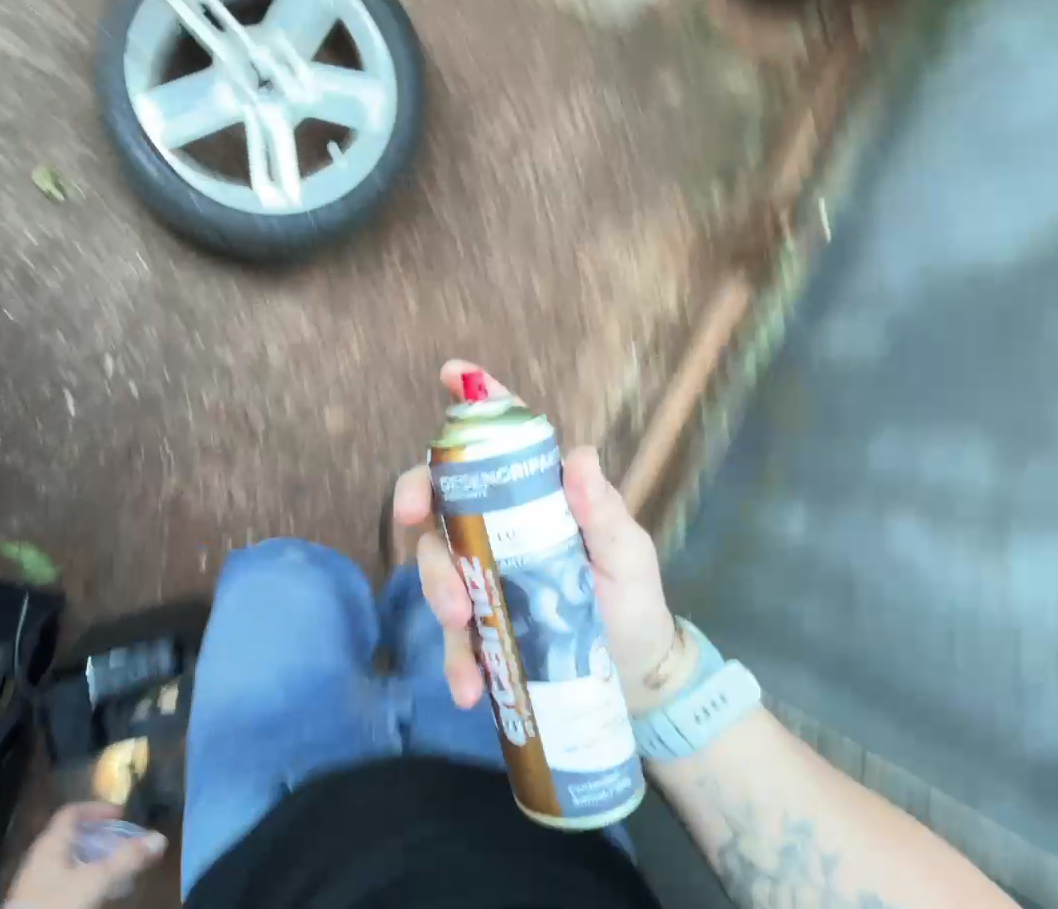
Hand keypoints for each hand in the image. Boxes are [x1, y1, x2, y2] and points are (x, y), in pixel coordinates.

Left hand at [3, 802, 167, 908]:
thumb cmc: (57, 906)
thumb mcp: (96, 881)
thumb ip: (126, 860)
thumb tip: (160, 837)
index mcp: (50, 844)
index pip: (72, 812)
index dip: (97, 810)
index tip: (121, 815)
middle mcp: (40, 858)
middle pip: (72, 837)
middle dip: (100, 839)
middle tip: (124, 845)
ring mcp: (36, 883)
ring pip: (68, 862)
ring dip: (93, 861)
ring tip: (115, 871)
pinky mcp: (37, 904)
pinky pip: (63, 882)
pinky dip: (83, 880)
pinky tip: (96, 894)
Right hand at [392, 360, 695, 714]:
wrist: (634, 677)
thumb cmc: (632, 601)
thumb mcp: (628, 556)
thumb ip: (604, 512)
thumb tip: (580, 456)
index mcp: (536, 498)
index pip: (504, 440)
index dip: (475, 401)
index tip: (450, 371)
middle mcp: (499, 526)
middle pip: (443, 498)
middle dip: (423, 511)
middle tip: (425, 532)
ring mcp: (483, 574)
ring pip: (435, 561)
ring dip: (437, 589)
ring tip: (461, 628)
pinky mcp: (479, 624)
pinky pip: (453, 634)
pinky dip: (455, 659)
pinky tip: (468, 687)